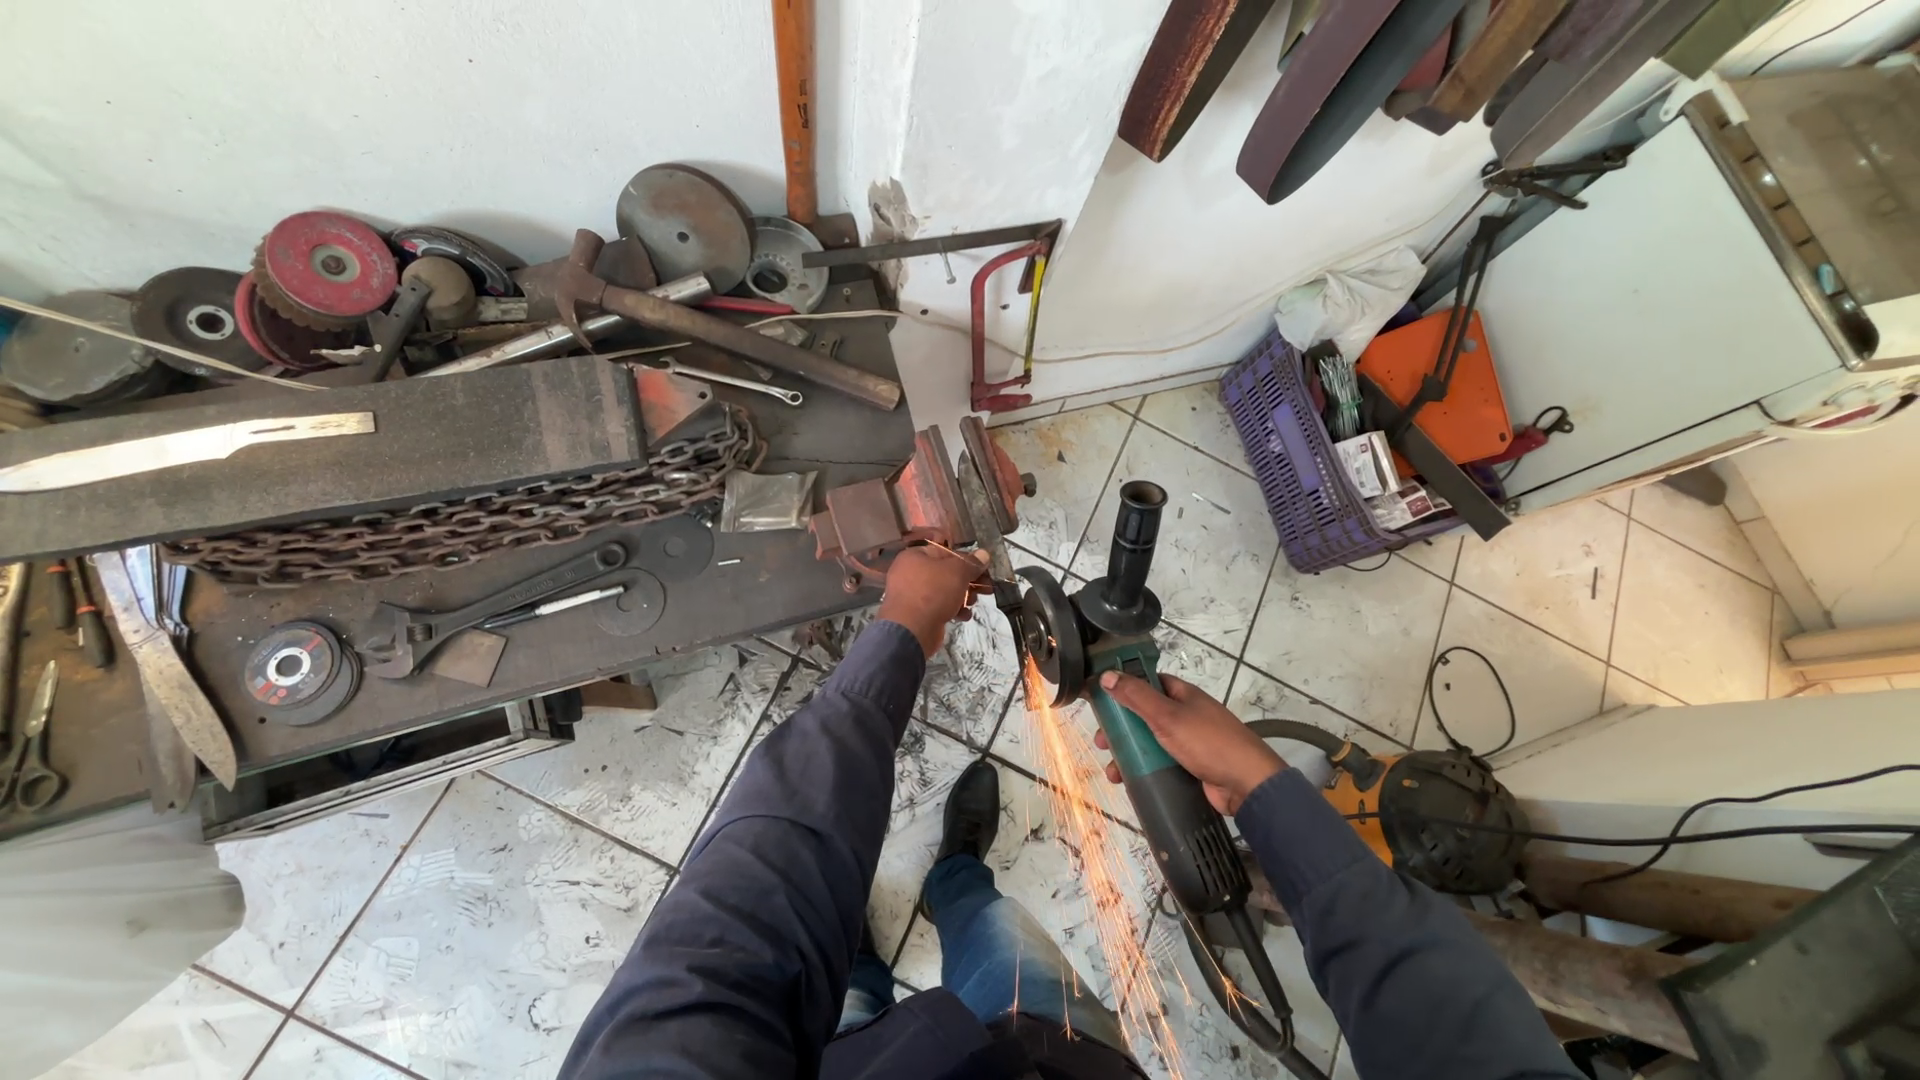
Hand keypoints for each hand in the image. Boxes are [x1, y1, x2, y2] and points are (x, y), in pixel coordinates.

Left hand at [877, 546, 989, 657]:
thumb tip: (984, 554)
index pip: (945, 552)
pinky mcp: (916, 613)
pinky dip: (952, 610)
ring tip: (973, 603)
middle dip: (967, 581)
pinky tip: (963, 616)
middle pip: (945, 573)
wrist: (911, 630)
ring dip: (962, 596)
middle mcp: (909, 573)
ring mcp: (911, 594)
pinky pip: (937, 606)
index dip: (966, 560)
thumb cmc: (933, 592)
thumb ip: (971, 563)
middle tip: (985, 589)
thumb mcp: (957, 572)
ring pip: (943, 591)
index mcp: (915, 556)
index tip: (983, 570)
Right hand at [1094, 672, 1285, 815]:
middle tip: (1101, 742)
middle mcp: (1184, 715)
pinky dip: (1143, 771)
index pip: (1147, 682)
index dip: (1124, 687)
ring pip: (1148, 744)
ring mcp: (1188, 743)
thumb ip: (1136, 696)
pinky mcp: (1189, 768)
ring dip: (1128, 755)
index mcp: (1182, 695)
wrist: (1247, 785)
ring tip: (1112, 771)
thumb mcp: (1168, 716)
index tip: (1101, 699)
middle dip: (1120, 730)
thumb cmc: (1208, 742)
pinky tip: (1128, 783)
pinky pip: (1159, 765)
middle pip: (1143, 716)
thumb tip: (1107, 675)